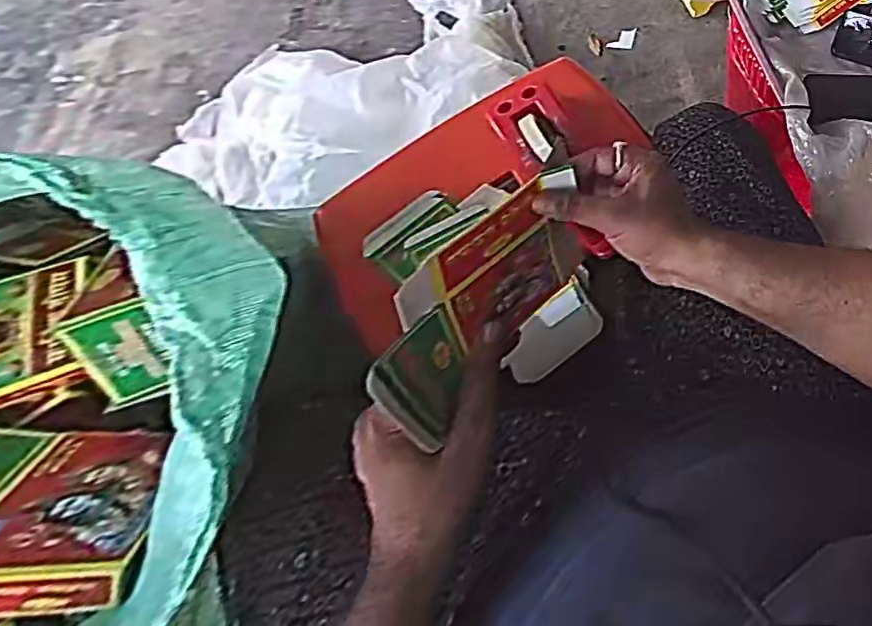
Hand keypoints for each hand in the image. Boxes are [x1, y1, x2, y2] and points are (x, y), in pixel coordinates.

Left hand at [352, 326, 512, 567]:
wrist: (418, 557)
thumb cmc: (438, 507)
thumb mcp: (470, 438)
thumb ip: (480, 383)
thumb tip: (490, 332)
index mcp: (380, 414)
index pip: (415, 352)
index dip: (454, 331)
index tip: (484, 314)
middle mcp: (372, 417)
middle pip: (422, 365)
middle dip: (464, 349)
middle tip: (499, 333)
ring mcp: (379, 428)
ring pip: (425, 380)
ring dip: (461, 368)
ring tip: (496, 353)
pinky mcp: (391, 438)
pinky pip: (423, 398)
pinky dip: (452, 388)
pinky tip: (478, 385)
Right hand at [533, 143, 709, 285]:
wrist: (682, 260)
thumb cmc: (665, 231)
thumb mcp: (611, 215)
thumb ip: (574, 206)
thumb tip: (547, 198)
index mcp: (640, 164)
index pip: (597, 156)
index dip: (572, 168)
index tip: (550, 180)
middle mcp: (639, 177)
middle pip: (595, 177)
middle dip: (573, 190)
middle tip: (549, 199)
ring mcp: (635, 198)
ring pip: (597, 197)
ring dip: (580, 208)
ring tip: (559, 214)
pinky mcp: (631, 218)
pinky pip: (603, 213)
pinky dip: (590, 221)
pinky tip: (576, 229)